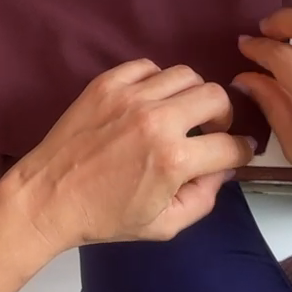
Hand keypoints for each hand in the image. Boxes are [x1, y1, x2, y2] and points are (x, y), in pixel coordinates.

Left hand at [1, 60, 257, 252]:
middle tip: (210, 130)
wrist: (49, 196)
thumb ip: (204, 198)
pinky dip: (156, 81)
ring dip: (192, 95)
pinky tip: (150, 100)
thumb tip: (222, 169)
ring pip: (185, 75)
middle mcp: (157, 120)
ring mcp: (130, 96)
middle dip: (223, 116)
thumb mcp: (164, 225)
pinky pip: (147, 66)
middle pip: (216, 97)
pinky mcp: (107, 83)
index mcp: (174, 160)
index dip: (243, 151)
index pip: (231, 145)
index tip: (239, 151)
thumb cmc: (105, 217)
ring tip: (180, 113)